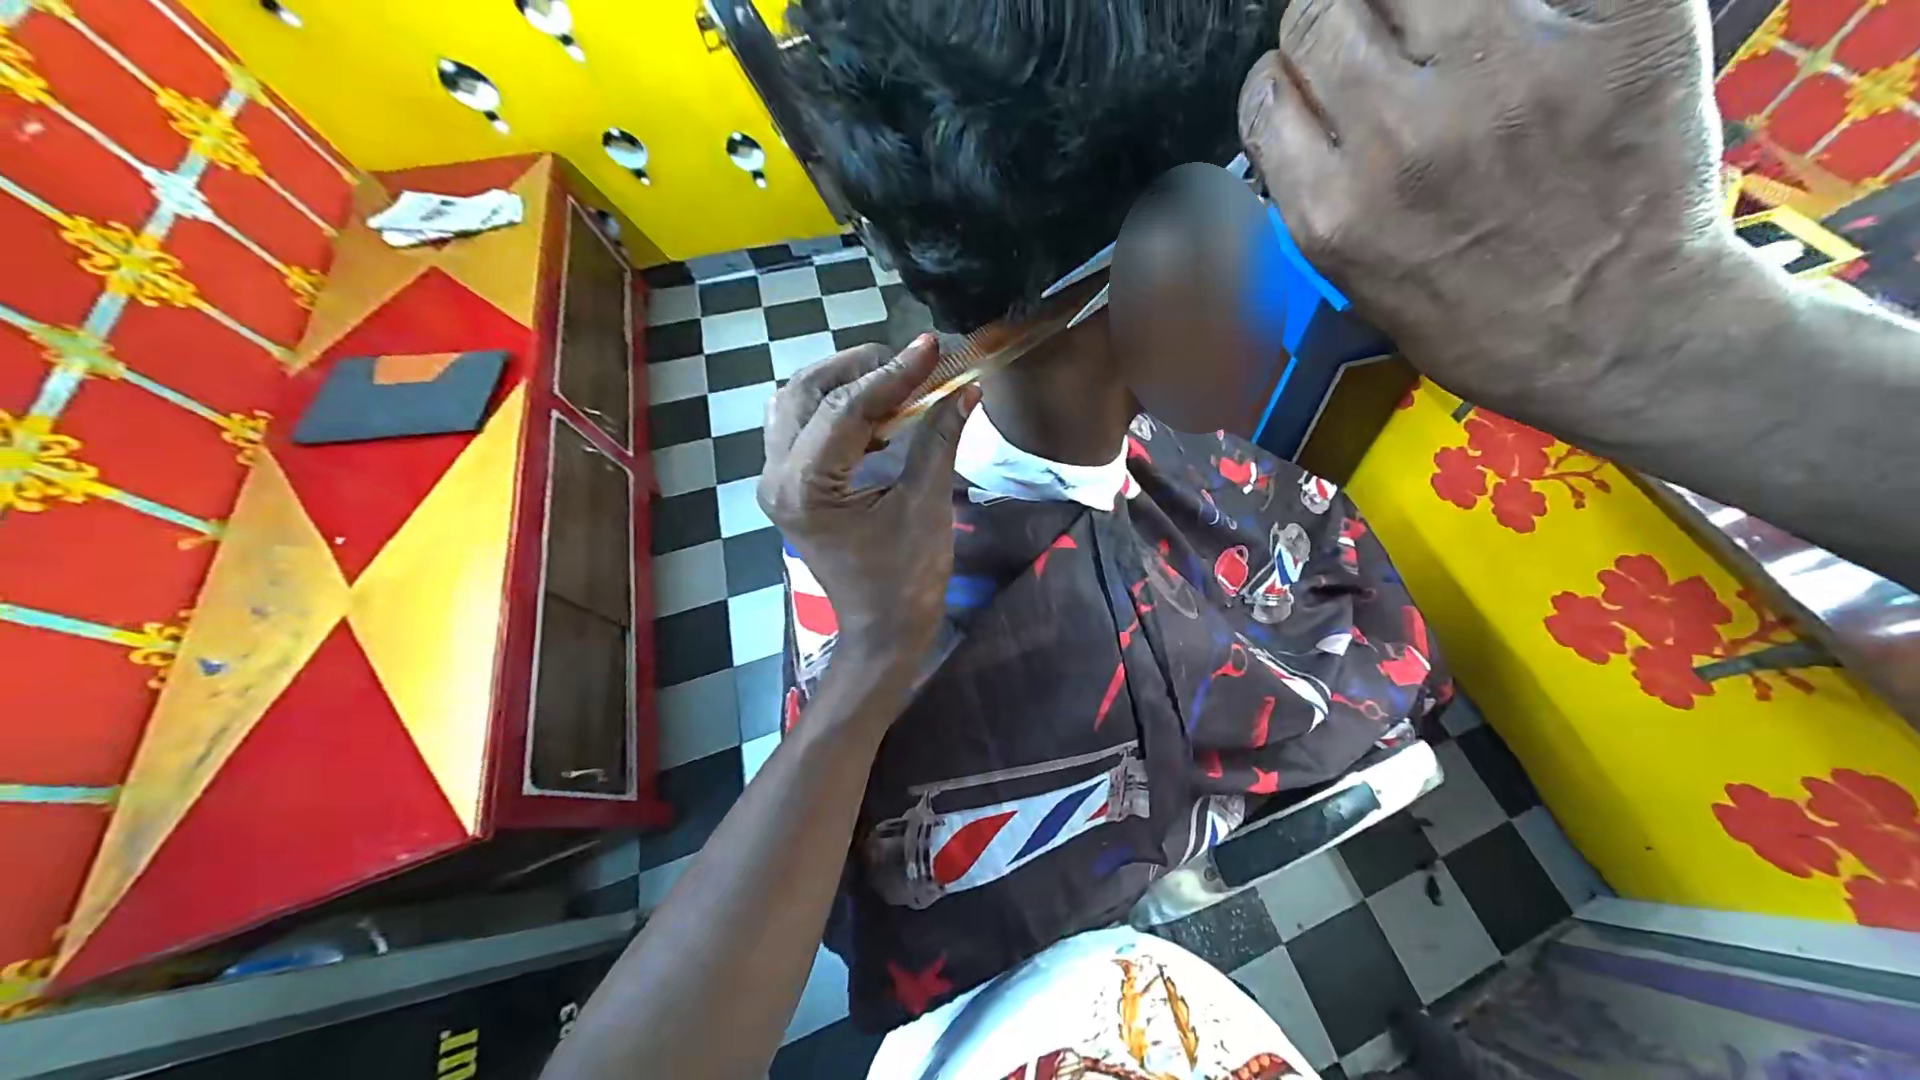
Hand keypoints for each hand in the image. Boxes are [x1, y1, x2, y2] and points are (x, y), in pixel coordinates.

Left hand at [759, 336, 977, 684]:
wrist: (882, 629)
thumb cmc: (907, 579)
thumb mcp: (926, 505)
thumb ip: (938, 438)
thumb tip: (965, 388)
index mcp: (805, 488)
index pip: (846, 408)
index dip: (894, 372)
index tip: (932, 346)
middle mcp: (775, 477)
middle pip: (806, 391)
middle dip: (861, 368)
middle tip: (913, 364)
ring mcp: (775, 481)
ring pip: (796, 402)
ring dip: (842, 381)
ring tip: (894, 380)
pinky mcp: (788, 485)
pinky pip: (802, 425)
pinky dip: (836, 406)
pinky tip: (876, 408)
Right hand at [1237, 0, 1750, 419]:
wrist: (1609, 329)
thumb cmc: (1464, 321)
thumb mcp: (1349, 275)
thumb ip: (1315, 187)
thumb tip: (1304, 111)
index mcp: (1330, 210)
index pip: (1264, 92)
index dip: (1283, 80)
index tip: (1310, 88)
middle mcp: (1396, 137)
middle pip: (1319, 11)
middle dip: (1333, 23)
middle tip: (1374, 45)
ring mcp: (1506, 71)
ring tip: (1443, 30)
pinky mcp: (1615, 23)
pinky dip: (1513, 1)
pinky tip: (1516, 30)